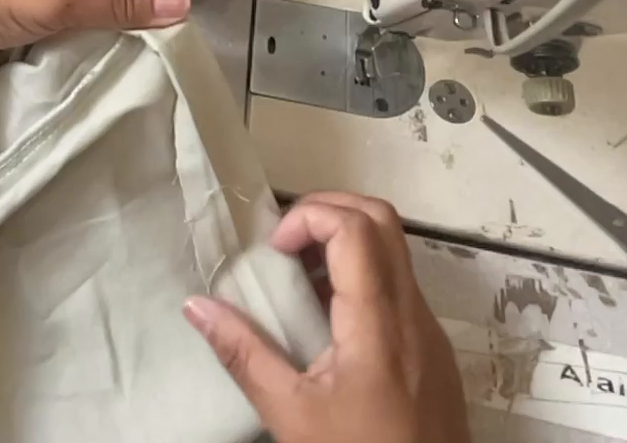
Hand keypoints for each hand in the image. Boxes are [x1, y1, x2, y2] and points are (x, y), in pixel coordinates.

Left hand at [0, 0, 191, 73]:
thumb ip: (120, 2)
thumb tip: (183, 6)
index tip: (165, 35)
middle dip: (149, 13)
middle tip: (145, 51)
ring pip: (122, 3)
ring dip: (127, 28)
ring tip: (125, 56)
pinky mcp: (59, 6)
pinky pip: (99, 18)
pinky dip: (107, 35)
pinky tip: (104, 55)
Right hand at [184, 193, 469, 442]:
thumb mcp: (292, 417)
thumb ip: (243, 355)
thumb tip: (195, 304)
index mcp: (380, 324)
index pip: (355, 227)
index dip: (308, 216)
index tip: (274, 248)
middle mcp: (413, 313)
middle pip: (381, 218)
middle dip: (326, 209)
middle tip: (285, 241)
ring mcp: (428, 329)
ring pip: (392, 246)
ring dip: (341, 238)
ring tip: (297, 271)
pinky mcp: (431, 347)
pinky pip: (396, 281)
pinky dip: (357, 270)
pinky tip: (325, 313)